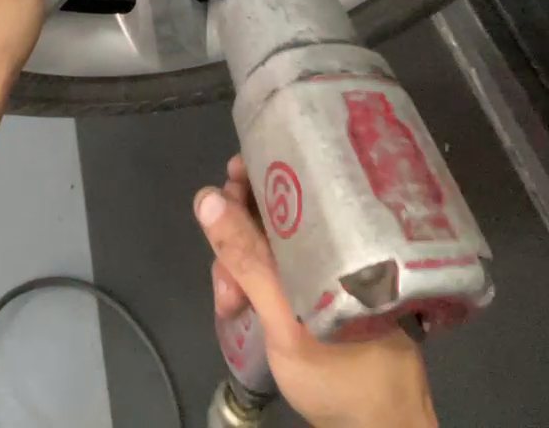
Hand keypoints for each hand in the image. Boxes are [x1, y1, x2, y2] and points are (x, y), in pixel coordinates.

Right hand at [196, 156, 437, 427]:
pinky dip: (251, 283)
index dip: (259, 175)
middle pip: (273, 215)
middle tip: (222, 270)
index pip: (297, 185)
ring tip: (228, 303)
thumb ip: (247, 259)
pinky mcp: (317, 298)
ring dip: (238, 266)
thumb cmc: (340, 373)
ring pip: (268, 245)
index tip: (230, 178)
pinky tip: (239, 305)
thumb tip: (207, 198)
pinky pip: (275, 271)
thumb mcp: (286, 318)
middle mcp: (335, 249)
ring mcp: (325, 274)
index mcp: (341, 241)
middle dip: (236, 234)